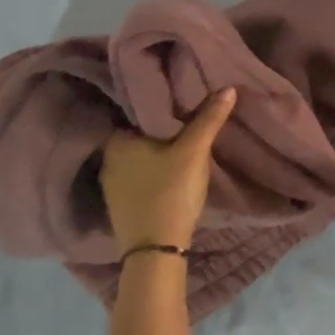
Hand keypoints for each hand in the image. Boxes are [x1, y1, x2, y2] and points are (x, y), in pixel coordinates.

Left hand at [101, 88, 236, 254]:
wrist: (155, 247)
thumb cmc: (170, 191)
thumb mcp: (194, 152)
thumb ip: (209, 119)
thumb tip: (227, 88)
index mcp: (117, 140)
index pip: (137, 110)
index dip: (160, 103)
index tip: (181, 97)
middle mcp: (107, 158)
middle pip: (138, 133)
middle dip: (160, 126)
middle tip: (188, 117)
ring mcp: (111, 182)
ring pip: (138, 155)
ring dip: (156, 148)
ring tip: (182, 140)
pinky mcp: (120, 201)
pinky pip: (138, 173)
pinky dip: (152, 168)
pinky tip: (169, 168)